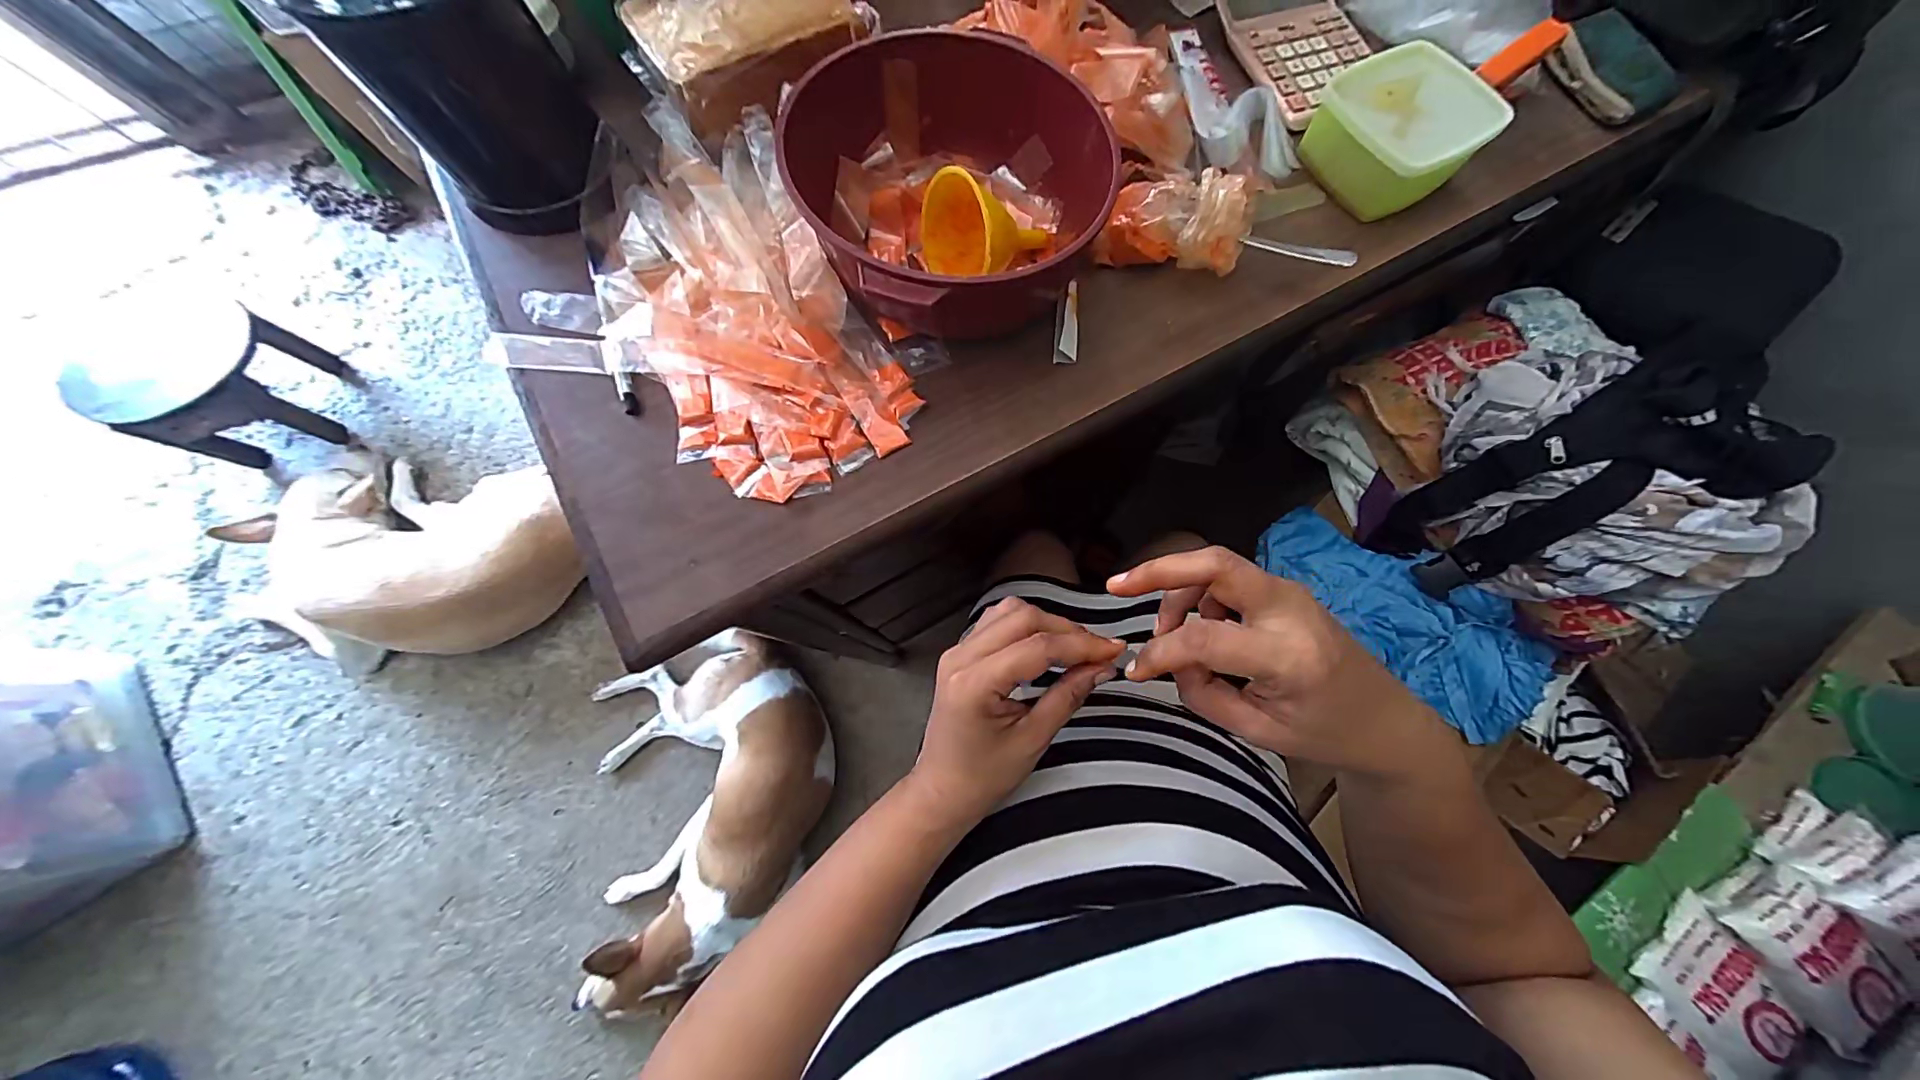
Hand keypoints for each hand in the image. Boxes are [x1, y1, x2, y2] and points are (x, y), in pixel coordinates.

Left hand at [907, 597, 1124, 825]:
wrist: (942, 790)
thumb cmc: (981, 776)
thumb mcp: (1032, 740)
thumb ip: (1067, 696)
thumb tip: (1100, 667)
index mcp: (974, 683)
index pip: (1037, 646)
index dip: (1081, 644)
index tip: (1112, 650)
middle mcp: (960, 658)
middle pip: (1023, 617)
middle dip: (1066, 629)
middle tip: (1097, 651)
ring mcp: (956, 652)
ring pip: (1009, 612)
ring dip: (1046, 623)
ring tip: (1075, 648)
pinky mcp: (960, 653)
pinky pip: (996, 622)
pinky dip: (1027, 626)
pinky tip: (1046, 647)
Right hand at [1106, 547, 1446, 778]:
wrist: (1387, 721)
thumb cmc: (1325, 733)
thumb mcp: (1256, 729)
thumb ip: (1202, 691)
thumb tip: (1167, 661)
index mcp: (1287, 654)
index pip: (1203, 638)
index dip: (1160, 654)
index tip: (1136, 671)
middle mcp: (1290, 609)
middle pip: (1215, 564)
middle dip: (1159, 570)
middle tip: (1116, 586)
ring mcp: (1290, 593)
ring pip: (1216, 567)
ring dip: (1180, 592)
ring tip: (1170, 633)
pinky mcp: (1285, 591)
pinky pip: (1229, 579)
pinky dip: (1200, 596)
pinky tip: (1201, 627)